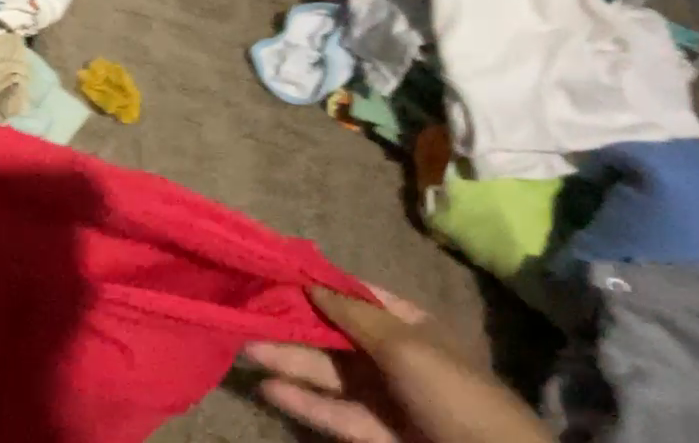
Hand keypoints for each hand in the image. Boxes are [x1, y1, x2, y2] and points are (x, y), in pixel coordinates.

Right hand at [244, 286, 551, 442]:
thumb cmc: (454, 394)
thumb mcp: (405, 345)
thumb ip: (352, 313)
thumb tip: (309, 281)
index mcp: (409, 326)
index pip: (354, 296)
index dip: (315, 283)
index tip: (271, 272)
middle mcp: (391, 357)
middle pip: (332, 334)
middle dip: (290, 322)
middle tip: (244, 310)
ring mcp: (383, 397)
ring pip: (326, 372)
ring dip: (287, 360)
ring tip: (245, 348)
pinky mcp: (374, 433)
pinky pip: (333, 412)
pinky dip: (302, 401)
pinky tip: (269, 388)